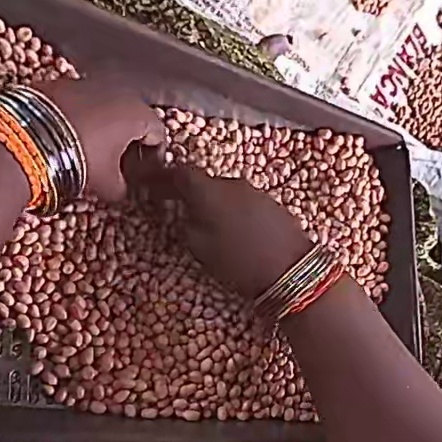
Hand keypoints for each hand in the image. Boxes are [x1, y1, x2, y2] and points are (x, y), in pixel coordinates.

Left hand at [34, 78, 164, 201]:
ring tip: (95, 153)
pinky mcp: (60, 83)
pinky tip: (72, 139)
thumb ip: (123, 189)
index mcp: (137, 112)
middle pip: (134, 117)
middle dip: (130, 141)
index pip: (159, 133)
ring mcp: (87, 83)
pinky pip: (82, 103)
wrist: (27, 139)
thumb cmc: (79, 160)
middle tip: (121, 165)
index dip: (155, 156)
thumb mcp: (107, 185)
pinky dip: (83, 119)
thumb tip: (123, 191)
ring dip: (106, 129)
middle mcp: (117, 90)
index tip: (144, 172)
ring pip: (107, 107)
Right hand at [127, 151, 314, 299]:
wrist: (291, 269)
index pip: (179, 172)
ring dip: (209, 202)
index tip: (149, 183)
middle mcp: (231, 184)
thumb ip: (187, 226)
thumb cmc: (239, 262)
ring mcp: (254, 192)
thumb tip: (183, 215)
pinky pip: (241, 201)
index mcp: (209, 192)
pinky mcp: (271, 204)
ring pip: (223, 192)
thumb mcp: (201, 249)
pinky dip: (229, 209)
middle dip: (185, 191)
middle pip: (202, 181)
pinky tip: (230, 228)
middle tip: (171, 204)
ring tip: (202, 221)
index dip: (161, 176)